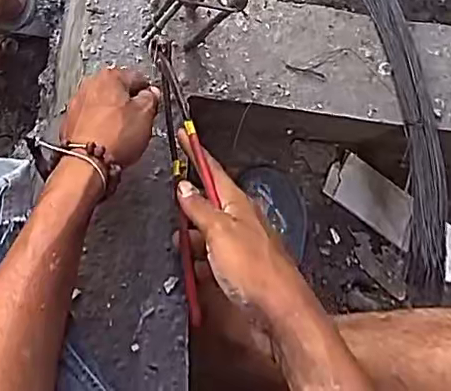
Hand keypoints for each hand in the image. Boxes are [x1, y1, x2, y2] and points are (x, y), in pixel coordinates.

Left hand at [60, 67, 160, 166]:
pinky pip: (90, 118)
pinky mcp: (69, 121)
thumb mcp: (145, 116)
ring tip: (120, 134)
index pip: (137, 77)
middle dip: (127, 103)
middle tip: (137, 121)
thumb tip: (151, 94)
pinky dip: (97, 125)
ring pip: (102, 104)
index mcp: (111, 76)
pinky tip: (105, 139)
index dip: (148, 92)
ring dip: (111, 114)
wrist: (85, 163)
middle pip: (117, 89)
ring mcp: (78, 102)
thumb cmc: (113, 138)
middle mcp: (91, 84)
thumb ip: (151, 99)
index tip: (151, 104)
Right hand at [176, 138, 315, 338]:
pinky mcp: (240, 270)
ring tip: (178, 246)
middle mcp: (241, 219)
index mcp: (237, 202)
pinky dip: (199, 262)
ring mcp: (241, 244)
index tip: (185, 136)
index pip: (212, 169)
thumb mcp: (219, 231)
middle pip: (209, 201)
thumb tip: (183, 187)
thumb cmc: (257, 272)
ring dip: (191, 238)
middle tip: (171, 204)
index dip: (196, 152)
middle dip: (188, 203)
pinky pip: (212, 258)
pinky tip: (192, 272)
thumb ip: (199, 208)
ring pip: (208, 232)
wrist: (279, 314)